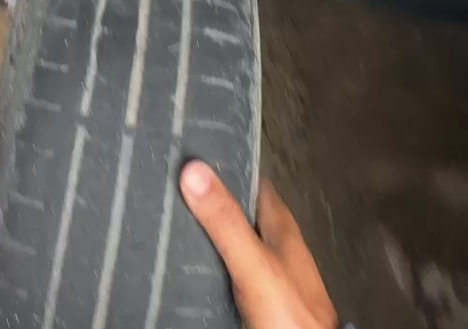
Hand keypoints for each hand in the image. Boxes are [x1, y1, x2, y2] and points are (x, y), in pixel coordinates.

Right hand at [180, 161, 337, 328]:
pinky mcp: (258, 297)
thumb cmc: (291, 316)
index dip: (226, 165)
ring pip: (234, 238)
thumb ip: (226, 221)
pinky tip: (192, 264)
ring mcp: (269, 272)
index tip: (193, 154)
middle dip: (212, 198)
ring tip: (175, 220)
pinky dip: (212, 260)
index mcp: (280, 226)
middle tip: (175, 187)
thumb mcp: (254, 263)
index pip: (252, 180)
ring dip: (210, 230)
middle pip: (240, 209)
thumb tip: (194, 170)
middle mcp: (276, 244)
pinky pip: (229, 267)